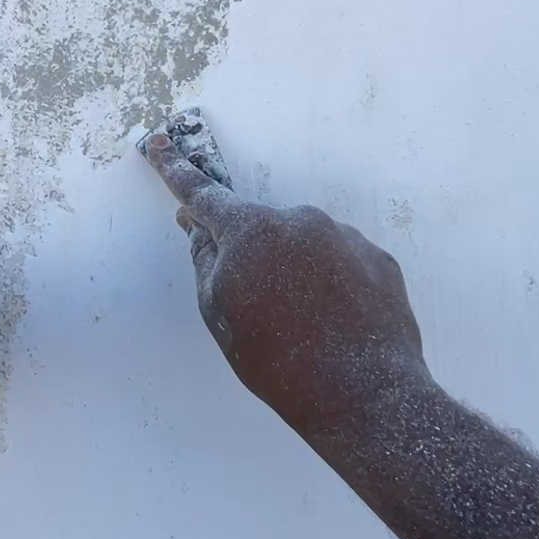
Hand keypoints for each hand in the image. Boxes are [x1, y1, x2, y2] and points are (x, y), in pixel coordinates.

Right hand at [142, 131, 430, 439]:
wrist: (364, 395)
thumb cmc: (274, 357)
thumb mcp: (216, 311)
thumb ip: (205, 259)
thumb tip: (199, 225)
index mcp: (250, 229)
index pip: (201, 193)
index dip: (174, 169)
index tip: (159, 143)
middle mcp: (298, 218)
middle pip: (258, 228)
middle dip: (251, 253)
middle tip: (258, 305)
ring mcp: (344, 236)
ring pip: (302, 244)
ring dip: (294, 269)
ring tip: (305, 323)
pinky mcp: (379, 258)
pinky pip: (340, 260)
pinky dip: (330, 282)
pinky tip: (335, 321)